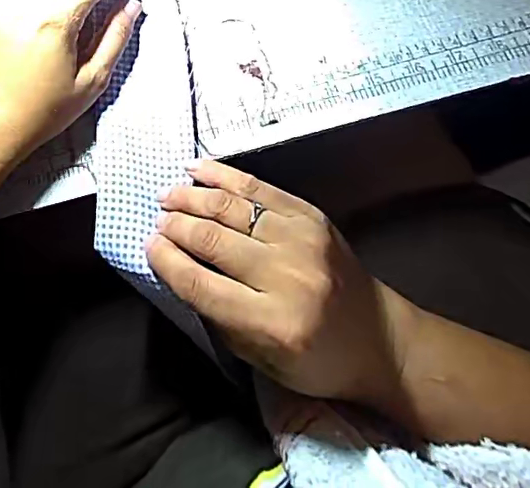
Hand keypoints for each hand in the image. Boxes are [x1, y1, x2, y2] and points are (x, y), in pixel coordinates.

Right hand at [145, 159, 413, 410]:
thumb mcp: (261, 359)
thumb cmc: (317, 359)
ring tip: (167, 196)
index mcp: (275, 324)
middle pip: (212, 240)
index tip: (148, 246)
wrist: (380, 339)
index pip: (201, 285)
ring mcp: (302, 239)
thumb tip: (175, 265)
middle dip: (174, 226)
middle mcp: (289, 277)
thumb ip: (218, 314)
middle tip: (156, 221)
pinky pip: (256, 186)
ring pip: (229, 208)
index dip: (166, 261)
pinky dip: (221, 175)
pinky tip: (196, 169)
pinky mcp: (310, 214)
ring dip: (190, 197)